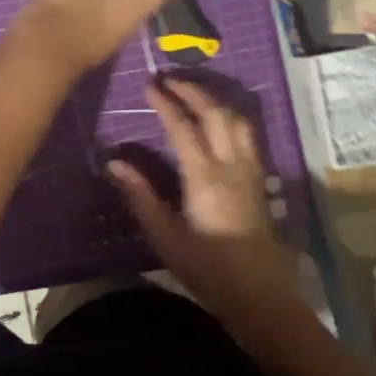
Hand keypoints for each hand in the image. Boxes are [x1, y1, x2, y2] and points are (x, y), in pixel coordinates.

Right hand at [108, 78, 294, 309]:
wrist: (261, 295)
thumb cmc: (208, 269)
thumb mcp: (165, 237)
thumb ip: (140, 196)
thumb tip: (114, 162)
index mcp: (205, 177)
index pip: (183, 127)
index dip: (166, 103)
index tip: (149, 85)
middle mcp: (232, 166)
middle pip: (217, 114)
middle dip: (193, 91)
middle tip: (170, 80)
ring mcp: (251, 171)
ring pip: (238, 121)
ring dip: (215, 101)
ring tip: (194, 95)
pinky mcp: (260, 181)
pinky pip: (248, 135)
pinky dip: (231, 117)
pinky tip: (220, 122)